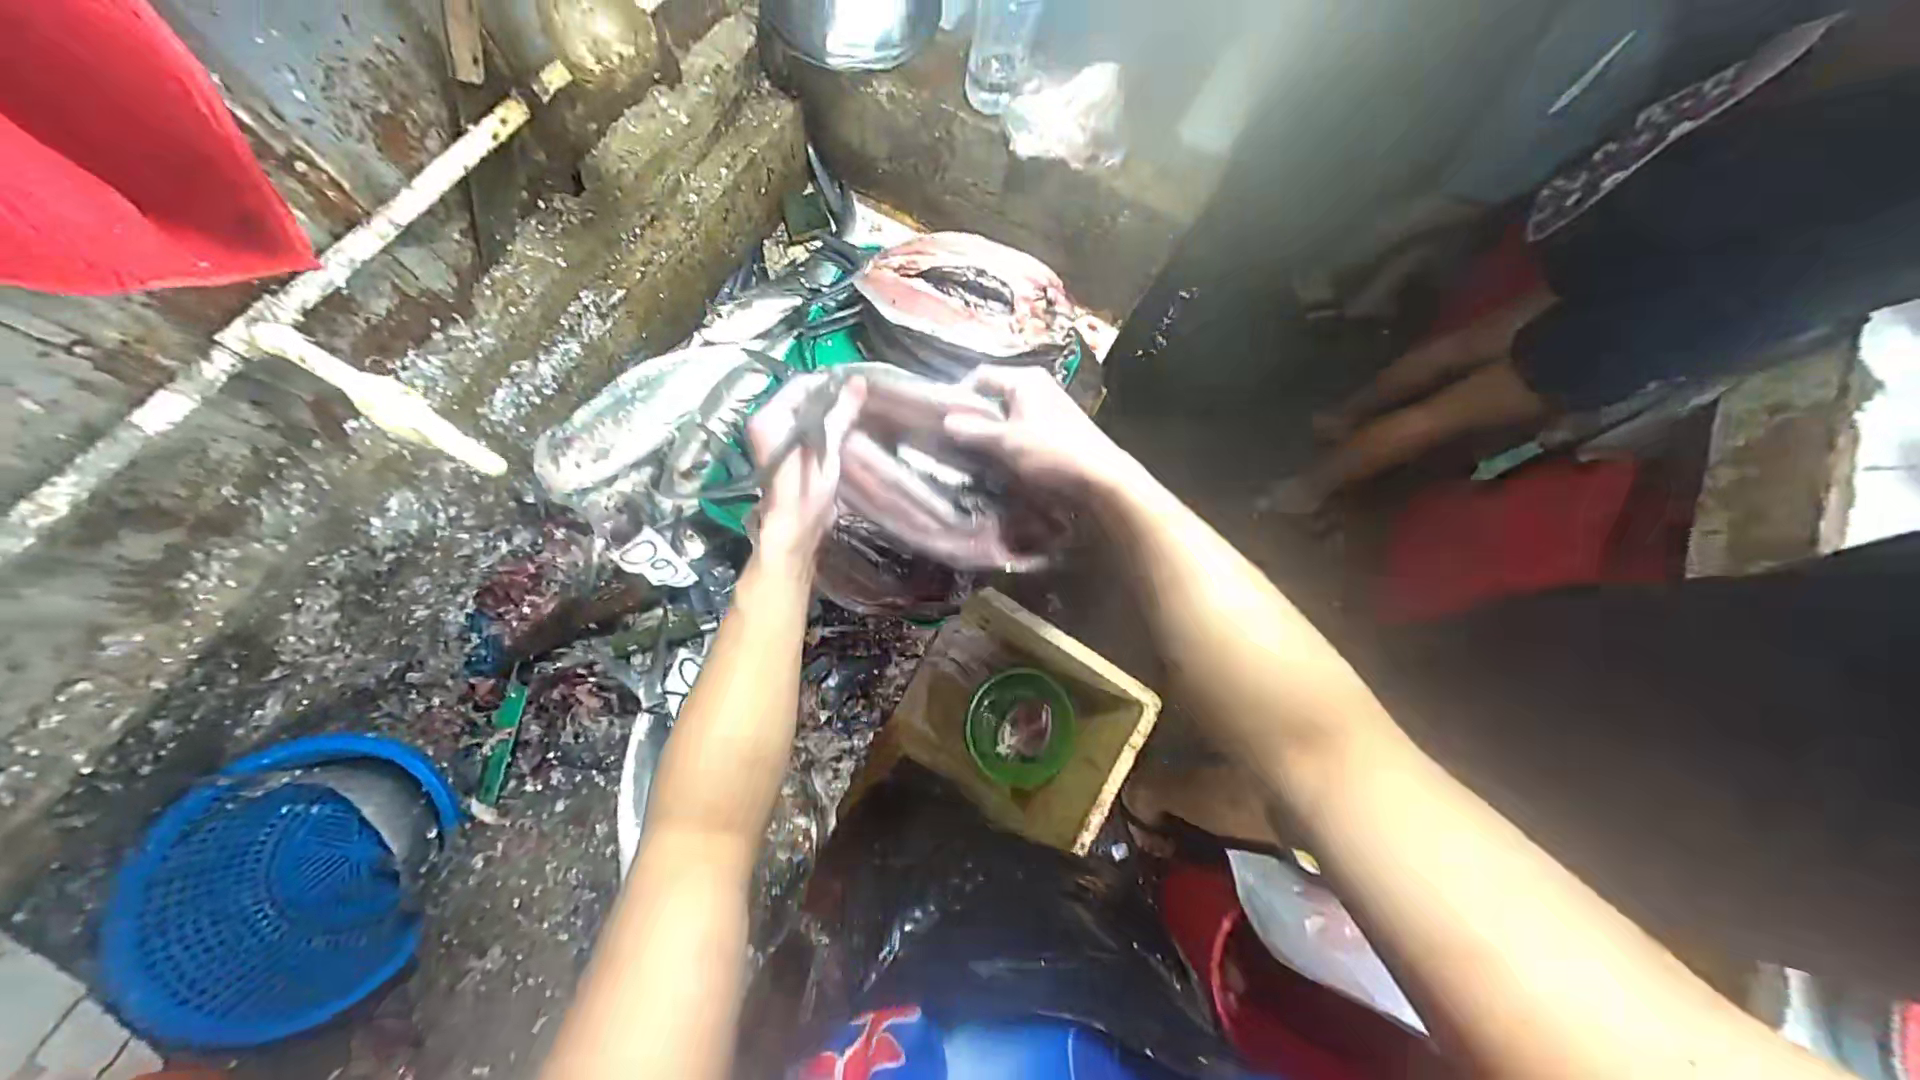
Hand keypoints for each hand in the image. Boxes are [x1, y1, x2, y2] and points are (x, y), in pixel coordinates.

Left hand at [746, 374, 866, 568]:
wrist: (796, 527)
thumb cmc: (806, 486)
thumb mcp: (827, 446)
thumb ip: (841, 411)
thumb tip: (859, 381)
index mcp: (769, 417)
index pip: (801, 385)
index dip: (829, 382)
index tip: (856, 384)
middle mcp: (768, 423)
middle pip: (803, 398)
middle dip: (831, 396)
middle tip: (860, 396)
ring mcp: (777, 440)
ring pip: (807, 415)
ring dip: (831, 413)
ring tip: (857, 410)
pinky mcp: (789, 453)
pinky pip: (809, 429)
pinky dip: (827, 427)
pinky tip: (847, 428)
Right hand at [942, 365, 1137, 492]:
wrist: (1102, 478)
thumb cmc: (1051, 453)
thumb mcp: (1005, 442)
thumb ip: (973, 430)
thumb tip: (945, 420)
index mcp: (1025, 379)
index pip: (980, 376)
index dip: (960, 396)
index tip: (947, 423)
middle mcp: (1038, 386)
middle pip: (995, 396)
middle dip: (976, 418)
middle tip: (960, 443)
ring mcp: (1050, 407)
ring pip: (1009, 415)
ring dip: (994, 434)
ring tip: (981, 457)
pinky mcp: (1059, 429)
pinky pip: (1024, 429)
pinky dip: (1012, 442)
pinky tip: (1007, 463)